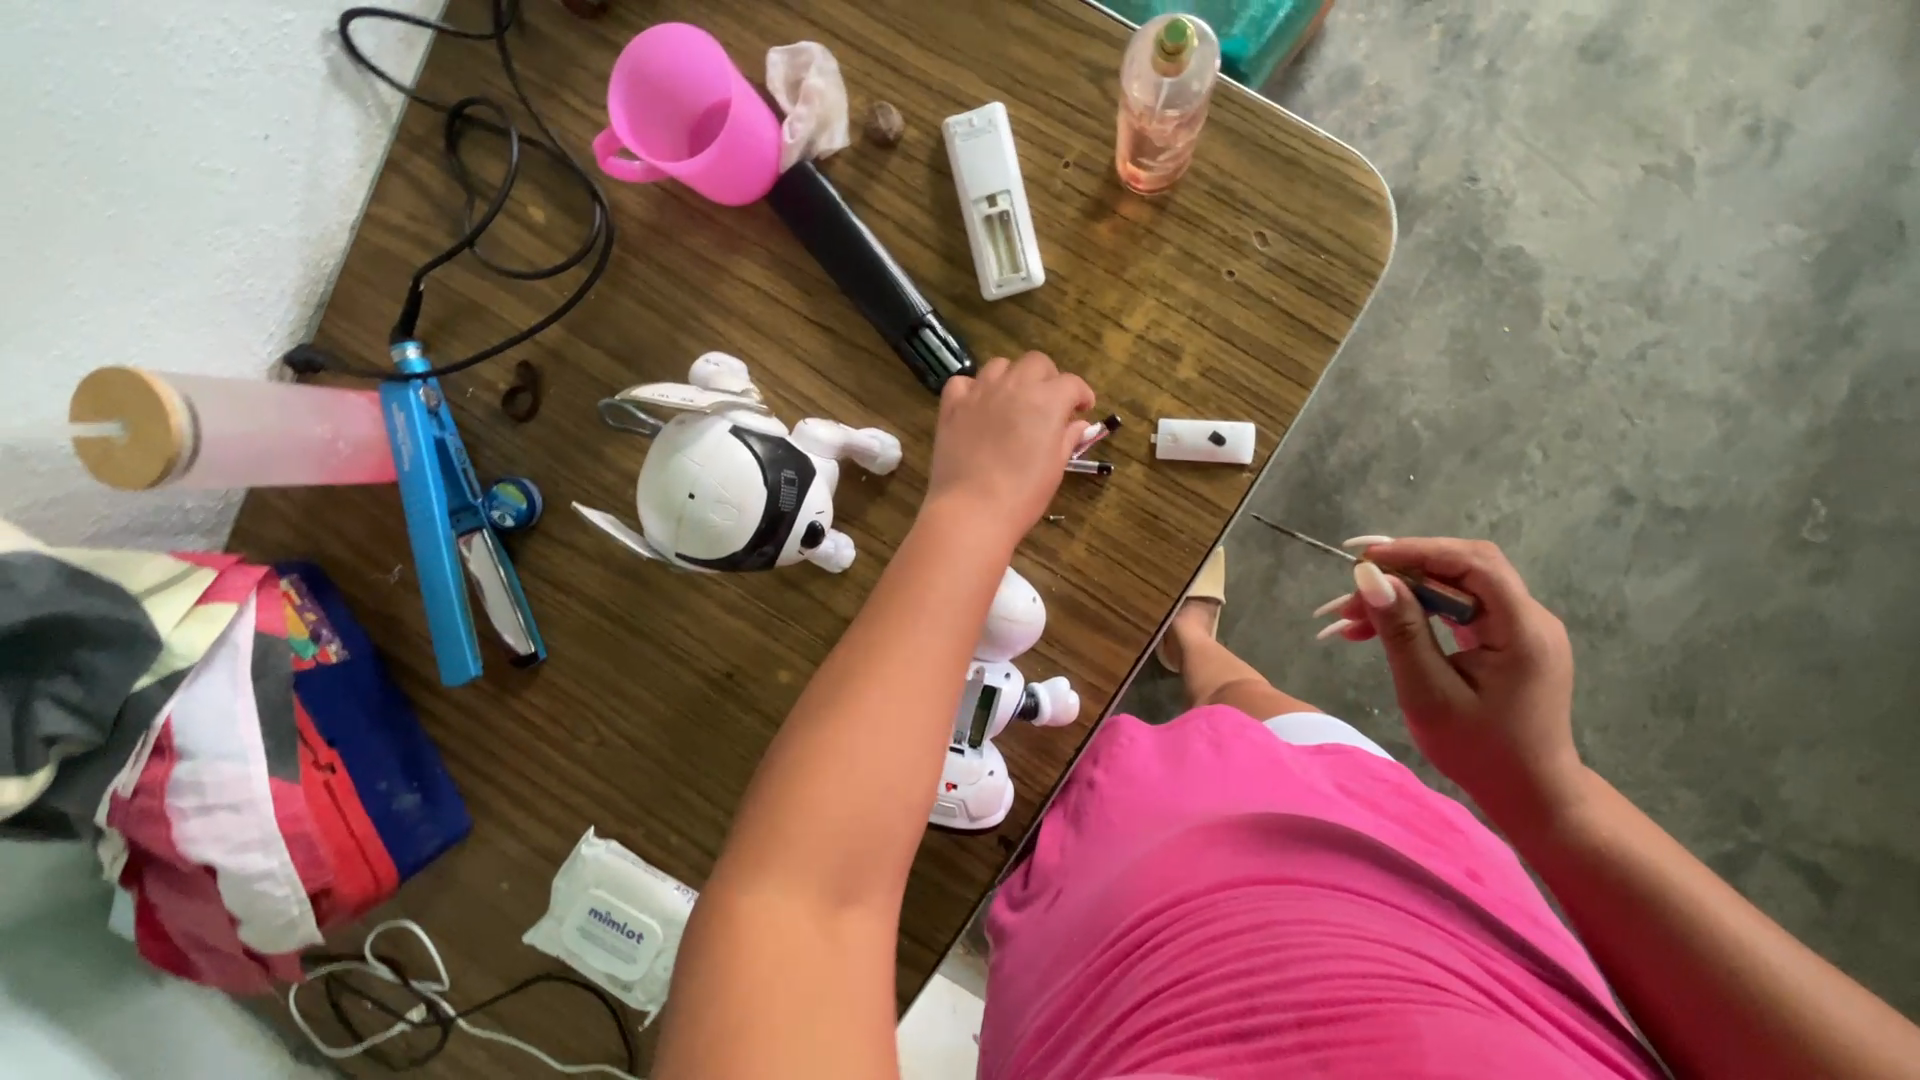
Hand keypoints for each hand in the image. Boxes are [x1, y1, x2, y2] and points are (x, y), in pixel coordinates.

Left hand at [923, 352, 1093, 542]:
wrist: (972, 509)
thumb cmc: (1023, 494)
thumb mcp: (1055, 467)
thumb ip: (1067, 438)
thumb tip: (1078, 425)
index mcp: (1047, 400)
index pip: (1071, 383)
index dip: (1081, 395)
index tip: (1082, 409)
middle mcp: (1014, 386)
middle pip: (1036, 363)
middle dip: (1048, 378)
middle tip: (1049, 403)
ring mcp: (980, 393)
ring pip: (1000, 366)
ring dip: (1012, 378)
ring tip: (1013, 401)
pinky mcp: (952, 406)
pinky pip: (962, 382)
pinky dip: (973, 389)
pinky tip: (978, 406)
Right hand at [1322, 538, 1582, 824]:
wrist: (1531, 795)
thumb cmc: (1479, 751)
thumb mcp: (1429, 694)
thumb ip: (1402, 631)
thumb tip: (1372, 577)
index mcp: (1522, 629)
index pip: (1472, 563)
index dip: (1417, 551)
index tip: (1364, 559)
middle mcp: (1530, 619)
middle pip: (1462, 570)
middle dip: (1402, 573)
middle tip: (1350, 594)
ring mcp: (1521, 629)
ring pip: (1456, 589)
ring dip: (1403, 595)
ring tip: (1352, 618)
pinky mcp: (1507, 642)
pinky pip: (1459, 611)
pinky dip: (1418, 613)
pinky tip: (1379, 629)